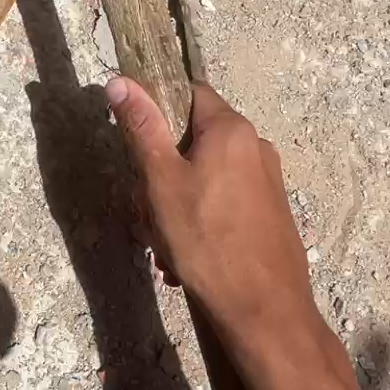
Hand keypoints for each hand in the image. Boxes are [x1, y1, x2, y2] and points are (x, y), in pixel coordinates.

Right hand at [105, 77, 319, 348]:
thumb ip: (141, 127)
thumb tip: (119, 80)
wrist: (263, 310)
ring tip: (163, 241)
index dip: (156, 108)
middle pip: (193, 138)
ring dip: (175, 201)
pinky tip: (184, 255)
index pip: (187, 92)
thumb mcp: (160, 179)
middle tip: (146, 205)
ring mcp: (267, 180)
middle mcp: (255, 146)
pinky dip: (198, 219)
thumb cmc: (205, 237)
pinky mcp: (269, 212)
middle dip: (161, 168)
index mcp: (231, 129)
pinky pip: (222, 200)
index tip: (134, 139)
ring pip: (203, 173)